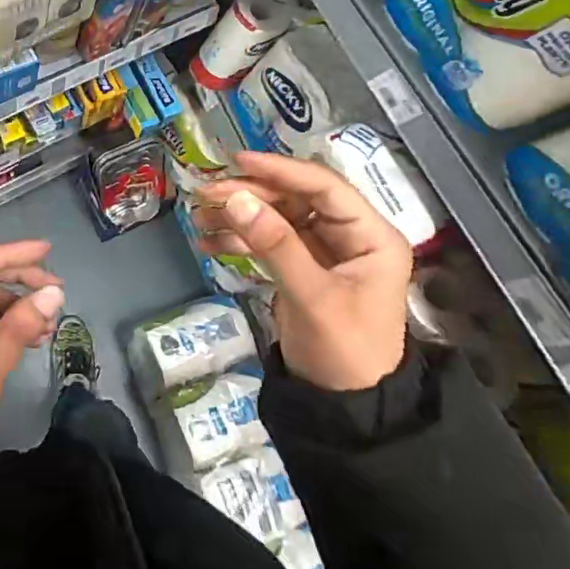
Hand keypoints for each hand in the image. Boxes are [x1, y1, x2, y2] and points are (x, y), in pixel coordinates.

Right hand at [193, 152, 412, 390]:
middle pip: (294, 199)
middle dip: (250, 195)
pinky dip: (238, 239)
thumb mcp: (312, 297)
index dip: (280, 170)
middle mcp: (349, 236)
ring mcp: (323, 252)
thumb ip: (275, 245)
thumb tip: (235, 199)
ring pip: (276, 218)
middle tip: (205, 195)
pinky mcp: (300, 268)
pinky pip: (267, 241)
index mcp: (371, 236)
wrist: (344, 407)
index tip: (237, 161)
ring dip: (238, 216)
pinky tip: (209, 243)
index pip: (324, 187)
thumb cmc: (343, 351)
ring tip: (198, 218)